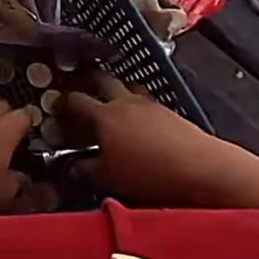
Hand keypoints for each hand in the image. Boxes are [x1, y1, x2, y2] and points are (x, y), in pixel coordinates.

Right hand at [60, 74, 249, 206]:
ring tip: (113, 103)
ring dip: (118, 90)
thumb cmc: (147, 174)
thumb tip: (71, 168)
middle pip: (103, 80)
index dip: (65, 102)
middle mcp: (124, 101)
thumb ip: (87, 171)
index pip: (77, 100)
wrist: (199, 167)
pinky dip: (138, 105)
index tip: (58, 107)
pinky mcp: (168, 110)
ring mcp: (149, 103)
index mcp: (104, 115)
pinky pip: (146, 100)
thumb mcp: (109, 178)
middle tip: (85, 89)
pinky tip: (140, 122)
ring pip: (128, 86)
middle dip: (91, 81)